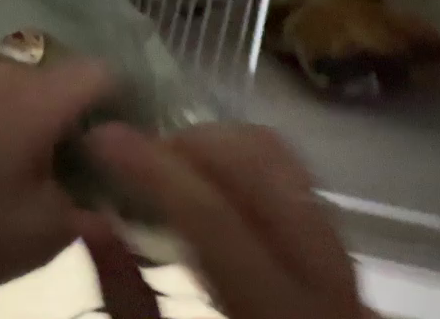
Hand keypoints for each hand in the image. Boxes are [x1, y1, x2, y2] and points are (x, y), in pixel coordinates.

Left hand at [0, 59, 112, 291]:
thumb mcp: (45, 232)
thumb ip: (98, 209)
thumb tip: (126, 197)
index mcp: (39, 97)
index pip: (103, 72)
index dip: (130, 104)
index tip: (138, 146)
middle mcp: (9, 73)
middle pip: (70, 76)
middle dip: (93, 117)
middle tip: (102, 167)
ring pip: (36, 85)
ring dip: (56, 118)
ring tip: (61, 169)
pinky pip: (5, 94)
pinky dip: (23, 119)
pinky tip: (18, 161)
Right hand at [81, 123, 370, 318]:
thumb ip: (127, 302)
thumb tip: (89, 221)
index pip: (219, 223)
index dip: (155, 170)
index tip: (101, 137)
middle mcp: (335, 292)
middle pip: (269, 172)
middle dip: (193, 146)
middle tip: (135, 155)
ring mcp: (351, 280)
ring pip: (288, 171)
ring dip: (219, 154)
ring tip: (165, 170)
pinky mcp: (345, 275)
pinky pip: (295, 195)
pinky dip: (243, 176)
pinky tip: (203, 197)